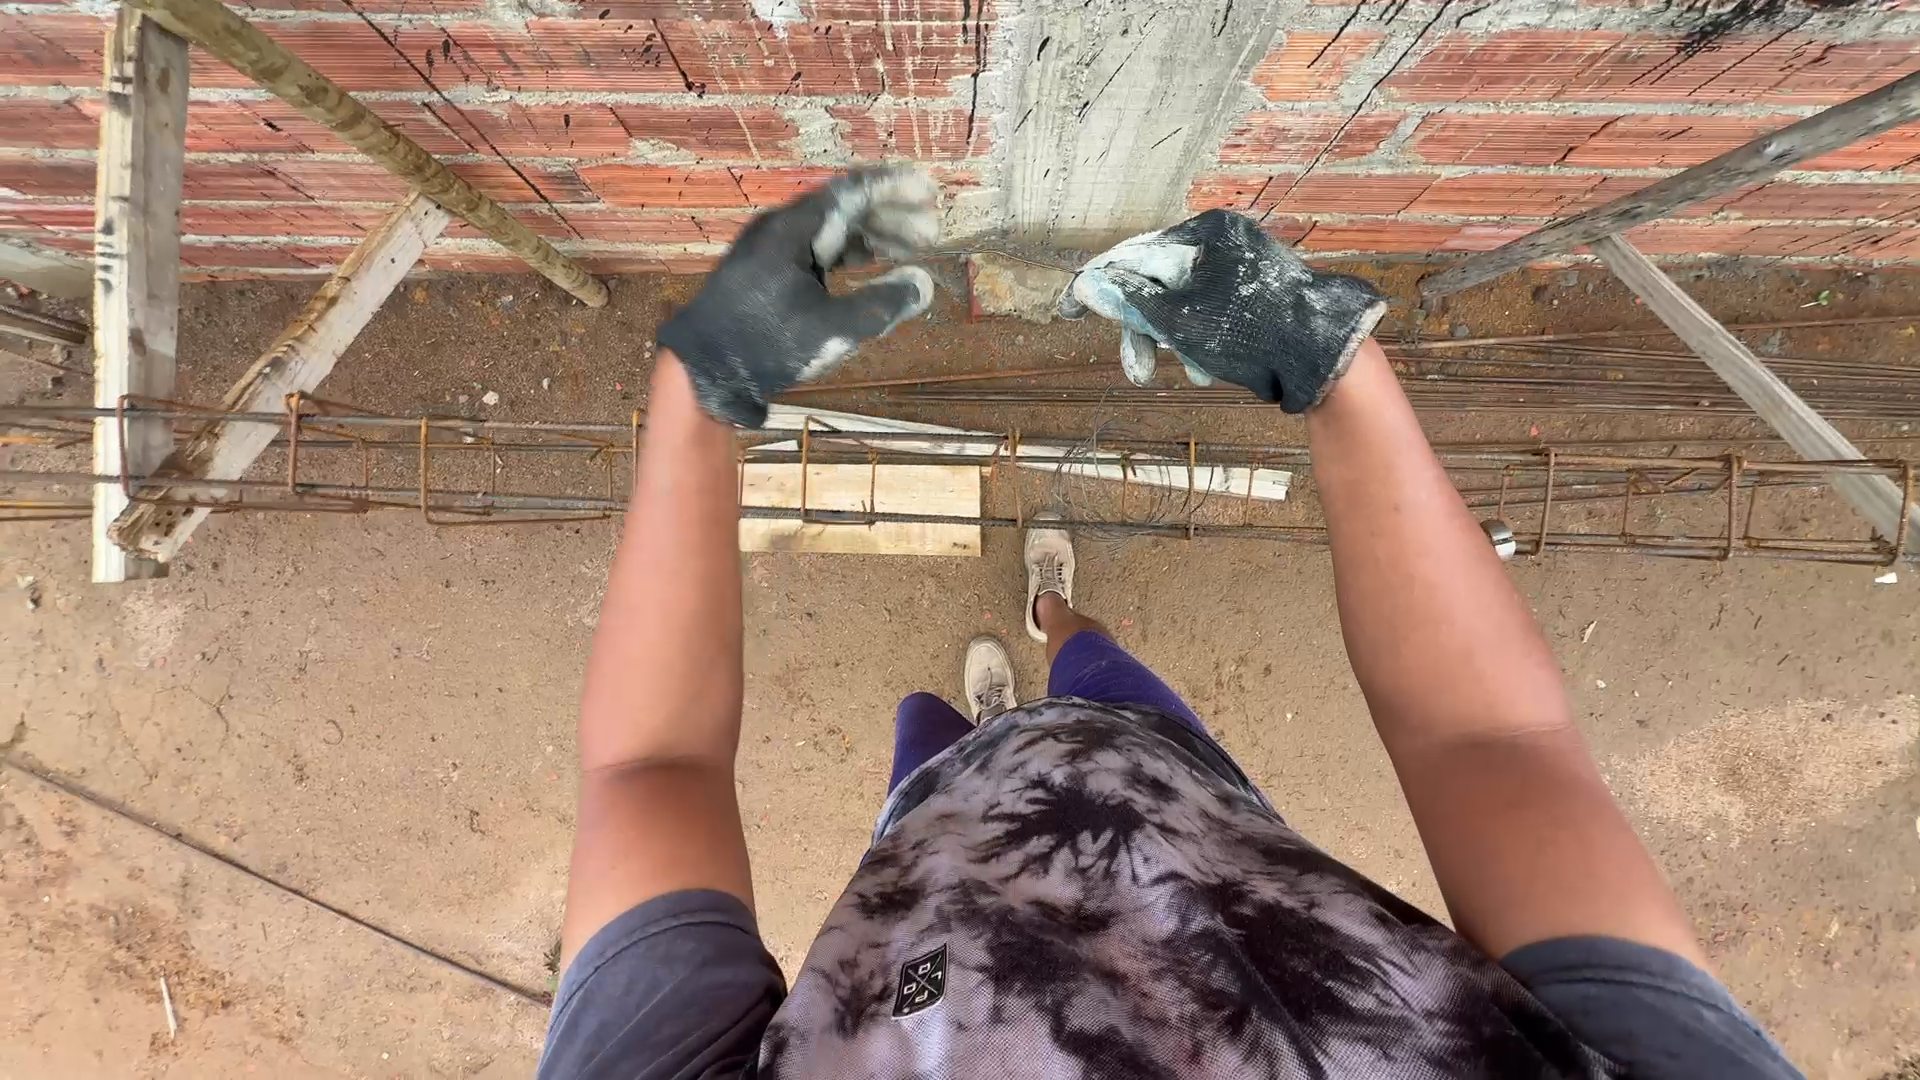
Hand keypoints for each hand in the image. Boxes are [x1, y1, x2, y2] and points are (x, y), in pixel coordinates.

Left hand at [658, 167, 940, 426]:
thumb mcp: (833, 329)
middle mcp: (781, 229)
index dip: (894, 190)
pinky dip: (848, 255)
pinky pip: (817, 250)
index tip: (929, 191)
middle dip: (890, 216)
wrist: (706, 369)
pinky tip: (871, 264)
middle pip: (844, 208)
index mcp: (793, 230)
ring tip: (911, 248)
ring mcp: (772, 249)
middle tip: (931, 230)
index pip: (852, 194)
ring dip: (872, 236)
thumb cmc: (768, 345)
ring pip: (831, 230)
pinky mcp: (769, 271)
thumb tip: (925, 285)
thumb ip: (882, 305)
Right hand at [1059, 209, 1385, 412]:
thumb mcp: (1178, 318)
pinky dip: (1199, 343)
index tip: (1068, 309)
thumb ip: (1129, 301)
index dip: (1098, 284)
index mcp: (1204, 232)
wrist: (1320, 355)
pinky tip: (1210, 370)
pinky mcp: (1248, 295)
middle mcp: (1220, 243)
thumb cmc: (1248, 329)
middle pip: (1157, 286)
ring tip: (1194, 374)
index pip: (1134, 254)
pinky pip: (1206, 316)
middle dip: (1146, 333)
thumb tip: (1086, 285)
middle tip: (1136, 370)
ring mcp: (1237, 269)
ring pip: (1180, 307)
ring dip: (1176, 345)